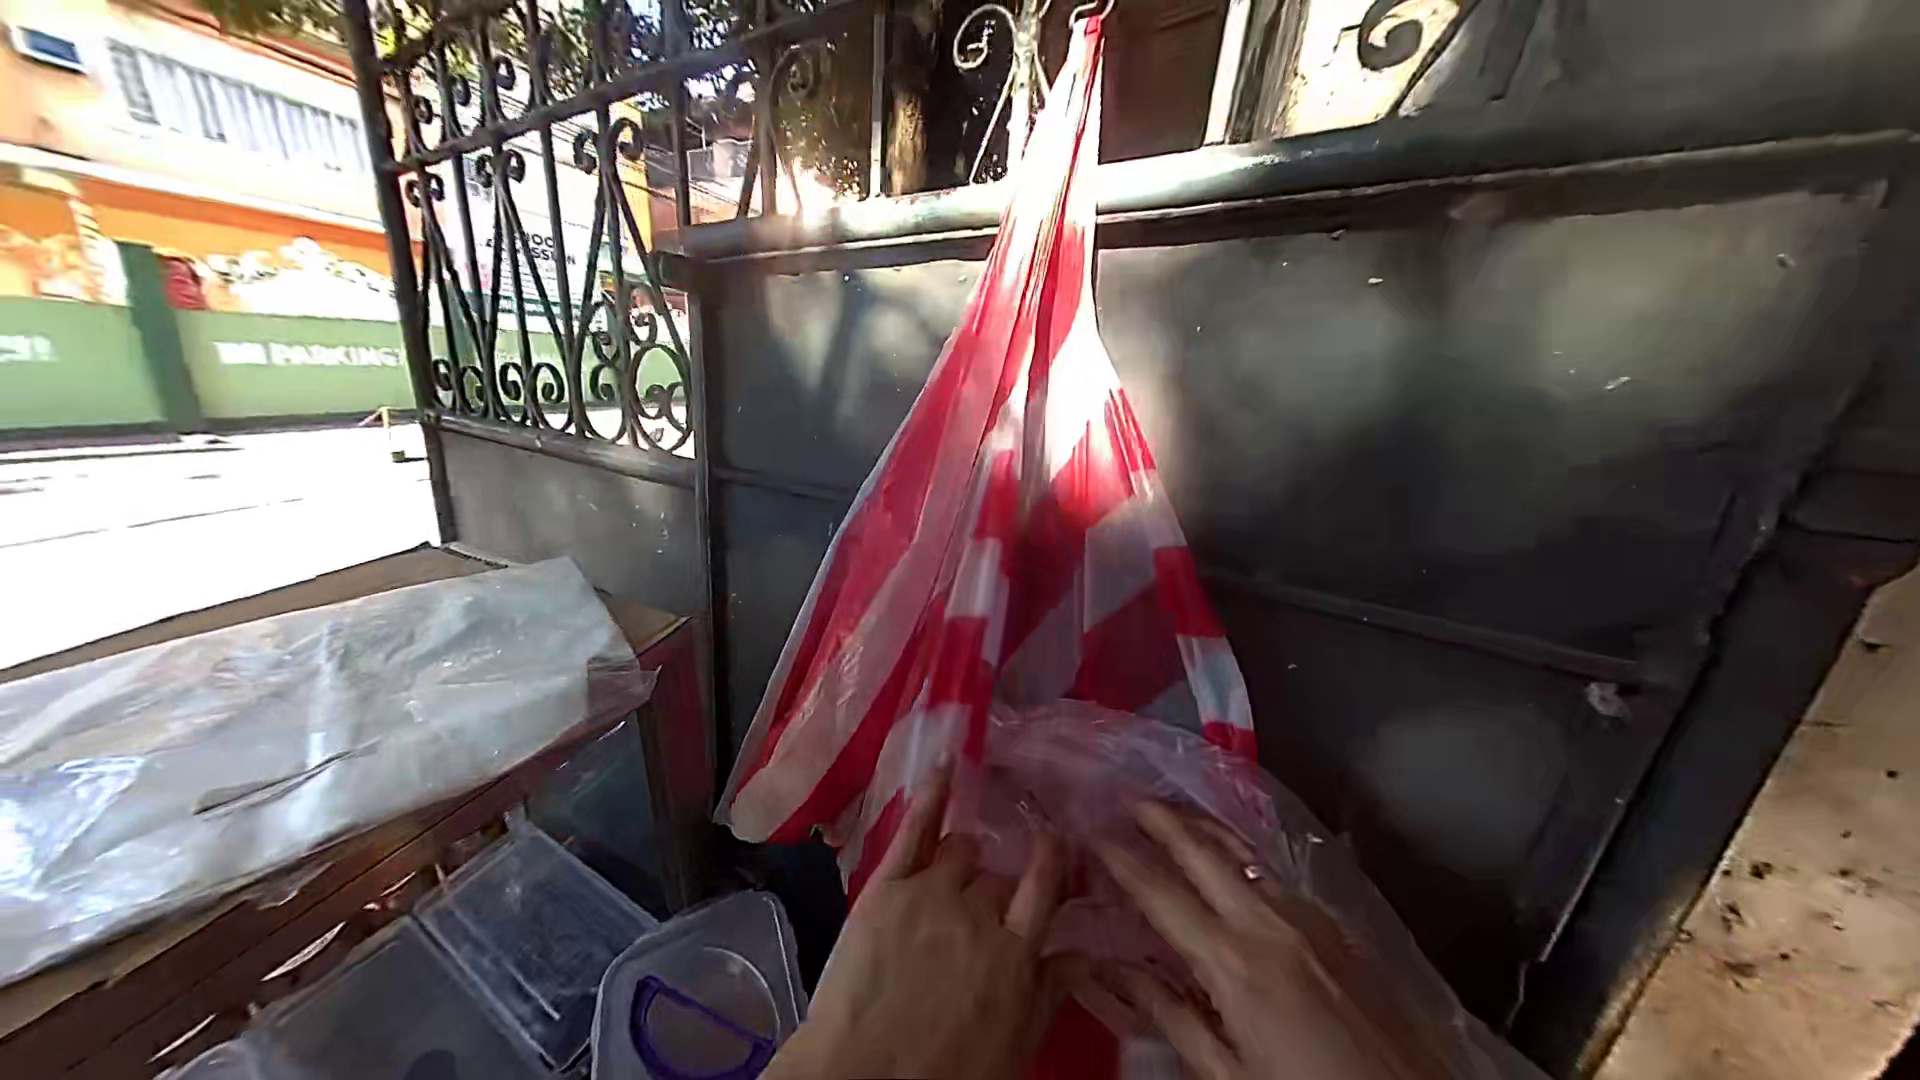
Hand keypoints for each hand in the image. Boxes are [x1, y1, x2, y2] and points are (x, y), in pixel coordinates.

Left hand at [765, 758, 1074, 1079]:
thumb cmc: (943, 1076)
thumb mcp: (1012, 1048)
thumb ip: (1049, 995)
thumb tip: (1085, 954)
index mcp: (1013, 954)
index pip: (1043, 888)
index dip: (1052, 860)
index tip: (1056, 841)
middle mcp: (978, 913)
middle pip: (999, 875)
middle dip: (999, 883)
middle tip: (988, 898)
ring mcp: (931, 892)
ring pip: (963, 849)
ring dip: (966, 857)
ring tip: (959, 869)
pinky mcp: (889, 884)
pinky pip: (916, 827)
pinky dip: (933, 791)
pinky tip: (945, 762)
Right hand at [1096, 802, 1441, 1079]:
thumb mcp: (1230, 1079)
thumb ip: (1168, 1016)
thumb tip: (1109, 971)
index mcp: (1235, 963)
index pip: (1161, 892)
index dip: (1121, 858)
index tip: (1090, 833)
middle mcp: (1270, 923)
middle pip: (1203, 850)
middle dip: (1160, 818)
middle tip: (1126, 796)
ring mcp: (1310, 919)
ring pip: (1243, 852)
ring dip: (1200, 827)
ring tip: (1170, 811)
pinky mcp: (1338, 928)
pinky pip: (1274, 875)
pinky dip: (1239, 855)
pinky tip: (1228, 859)